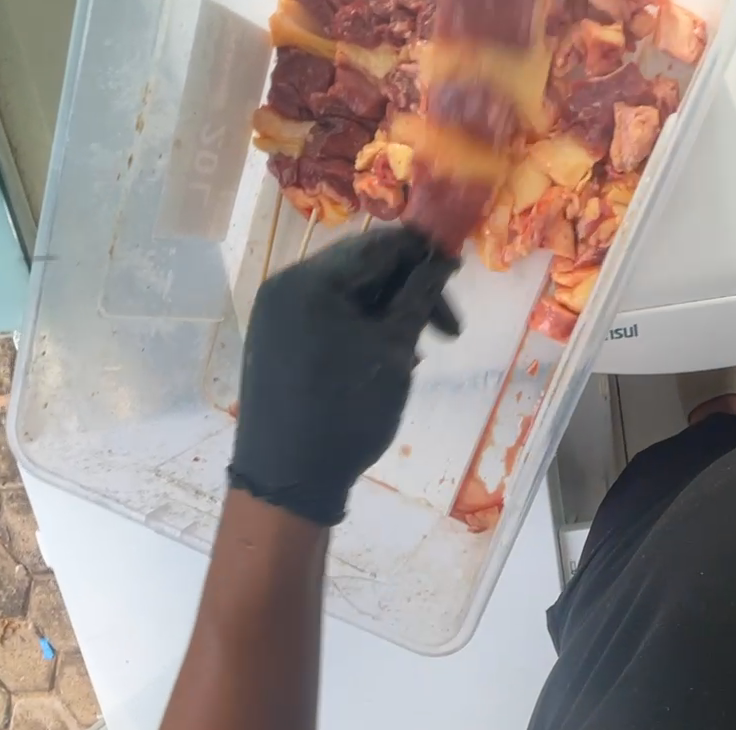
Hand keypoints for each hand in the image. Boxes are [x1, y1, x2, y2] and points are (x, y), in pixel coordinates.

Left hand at [230, 226, 460, 525]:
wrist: (289, 477)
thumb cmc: (348, 412)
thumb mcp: (394, 353)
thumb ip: (418, 298)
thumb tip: (441, 258)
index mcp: (313, 280)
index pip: (379, 246)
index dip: (424, 254)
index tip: (459, 273)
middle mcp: (287, 284)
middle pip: (362, 269)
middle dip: (408, 292)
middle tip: (446, 330)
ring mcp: (276, 312)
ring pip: (347, 295)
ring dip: (388, 314)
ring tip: (418, 351)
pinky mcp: (275, 339)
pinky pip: (327, 317)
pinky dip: (361, 329)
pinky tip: (384, 358)